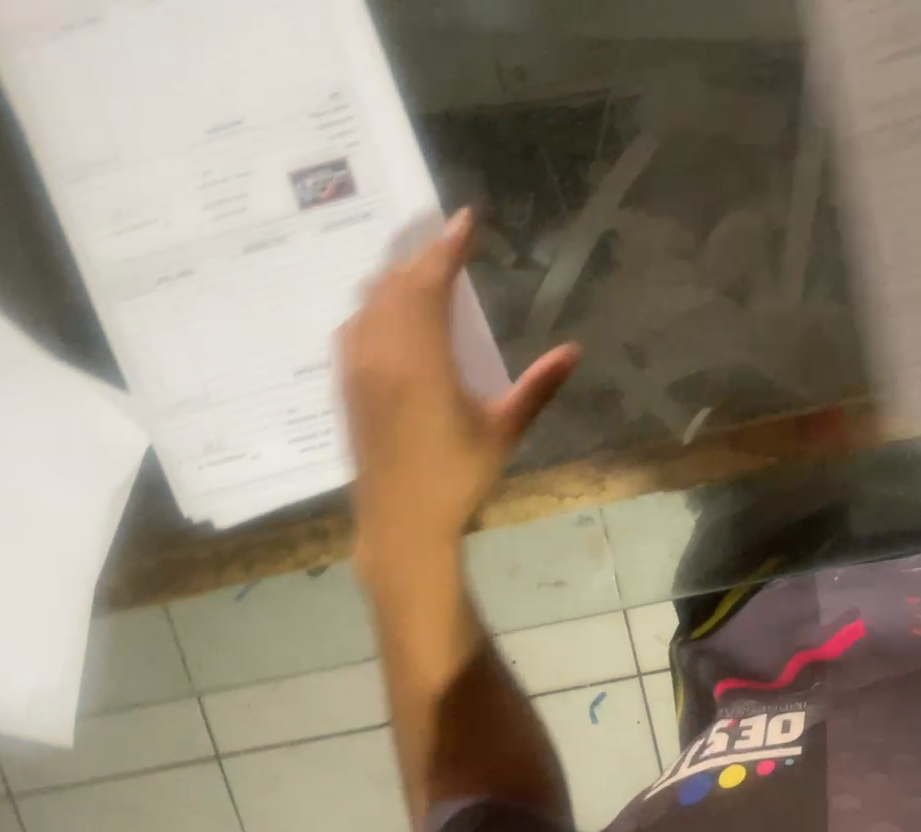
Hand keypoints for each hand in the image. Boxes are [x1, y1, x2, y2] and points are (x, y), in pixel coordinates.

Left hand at [340, 208, 579, 594]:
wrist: (400, 521)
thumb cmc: (458, 478)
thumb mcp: (503, 433)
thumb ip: (536, 388)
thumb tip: (573, 350)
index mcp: (422, 362)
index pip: (430, 286)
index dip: (447, 249)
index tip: (465, 221)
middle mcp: (382, 354)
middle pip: (396, 284)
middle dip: (422, 255)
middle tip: (447, 238)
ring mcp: (358, 368)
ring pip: (370, 301)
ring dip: (396, 276)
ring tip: (420, 266)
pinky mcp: (347, 384)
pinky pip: (355, 324)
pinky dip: (375, 303)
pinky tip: (387, 310)